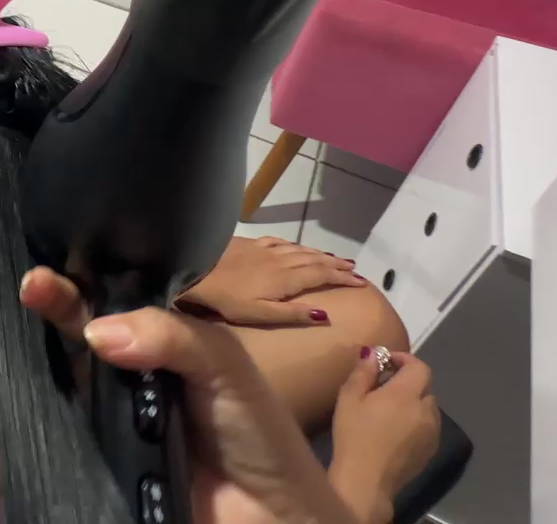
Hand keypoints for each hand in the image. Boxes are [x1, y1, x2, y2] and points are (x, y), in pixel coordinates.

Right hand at [0, 268, 355, 523]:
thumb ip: (170, 337)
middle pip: (12, 353)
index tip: (26, 286)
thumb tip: (99, 332)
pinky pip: (16, 473)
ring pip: (0, 403)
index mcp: (119, 345)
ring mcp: (74, 435)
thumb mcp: (223, 369)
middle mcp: (85, 383)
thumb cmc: (254, 438)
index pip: (68, 312)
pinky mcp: (72, 485)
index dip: (42, 296)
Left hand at [178, 237, 364, 326]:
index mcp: (285, 278)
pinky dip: (293, 244)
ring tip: (333, 256)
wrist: (195, 270)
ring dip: (317, 252)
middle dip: (335, 263)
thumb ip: (293, 314)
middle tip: (353, 268)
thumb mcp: (261, 314)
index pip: (320, 275)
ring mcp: (262, 248)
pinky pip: (278, 241)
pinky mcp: (247, 242)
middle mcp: (278, 260)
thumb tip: (326, 315)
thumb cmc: (227, 299)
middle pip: (313, 259)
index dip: (342, 277)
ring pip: (297, 248)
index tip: (361, 281)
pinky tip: (294, 245)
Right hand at [327, 351, 440, 523]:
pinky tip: (394, 427)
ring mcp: (432, 433)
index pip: (420, 367)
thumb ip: (364, 371)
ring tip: (387, 407)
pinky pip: (428, 424)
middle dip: (406, 379)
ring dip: (412, 399)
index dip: (405, 359)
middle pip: (425, 386)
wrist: (368, 478)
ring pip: (428, 406)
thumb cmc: (354, 432)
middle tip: (380, 384)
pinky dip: (415, 417)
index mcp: (405, 395)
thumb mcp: (349, 396)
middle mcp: (426, 412)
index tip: (385, 361)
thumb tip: (374, 353)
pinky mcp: (431, 449)